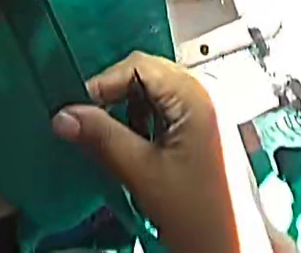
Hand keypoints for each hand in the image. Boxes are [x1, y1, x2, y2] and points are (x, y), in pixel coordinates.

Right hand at [51, 52, 241, 252]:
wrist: (236, 251)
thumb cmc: (200, 216)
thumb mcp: (143, 174)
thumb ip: (102, 138)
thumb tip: (64, 116)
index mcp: (195, 93)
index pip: (138, 65)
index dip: (103, 83)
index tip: (76, 109)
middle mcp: (205, 89)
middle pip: (147, 73)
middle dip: (115, 95)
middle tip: (88, 123)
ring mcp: (208, 104)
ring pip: (156, 89)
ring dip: (129, 108)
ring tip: (114, 138)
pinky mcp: (206, 122)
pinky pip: (168, 105)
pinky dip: (146, 119)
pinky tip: (137, 145)